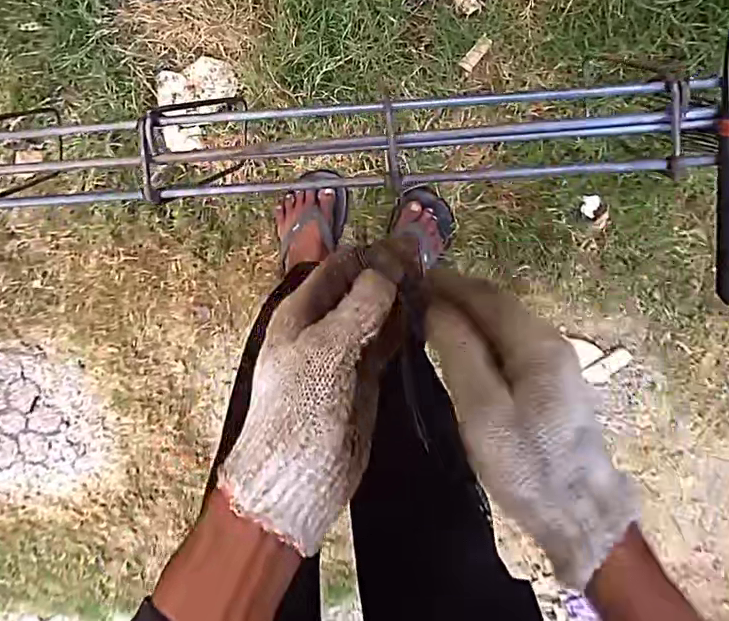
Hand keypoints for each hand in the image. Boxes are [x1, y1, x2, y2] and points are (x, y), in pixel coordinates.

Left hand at [216, 247, 398, 554]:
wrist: (297, 481)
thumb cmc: (299, 408)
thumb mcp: (325, 350)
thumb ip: (359, 307)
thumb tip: (388, 267)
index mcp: (302, 310)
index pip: (340, 266)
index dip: (372, 253)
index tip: (408, 247)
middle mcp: (323, 324)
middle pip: (360, 286)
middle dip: (389, 273)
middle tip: (427, 265)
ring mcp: (345, 351)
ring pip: (376, 312)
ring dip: (399, 298)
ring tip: (431, 285)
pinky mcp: (365, 377)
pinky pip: (386, 341)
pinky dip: (403, 327)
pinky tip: (423, 317)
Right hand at [425, 271, 639, 587]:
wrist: (582, 517)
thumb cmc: (527, 464)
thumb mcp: (483, 410)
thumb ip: (459, 352)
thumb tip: (435, 307)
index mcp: (535, 342)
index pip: (486, 295)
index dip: (449, 283)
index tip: (415, 278)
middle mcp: (549, 340)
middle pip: (497, 304)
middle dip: (458, 294)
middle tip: (417, 296)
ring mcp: (555, 360)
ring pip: (504, 321)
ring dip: (469, 313)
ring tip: (432, 316)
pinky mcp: (552, 380)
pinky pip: (510, 340)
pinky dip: (482, 332)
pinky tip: (462, 345)